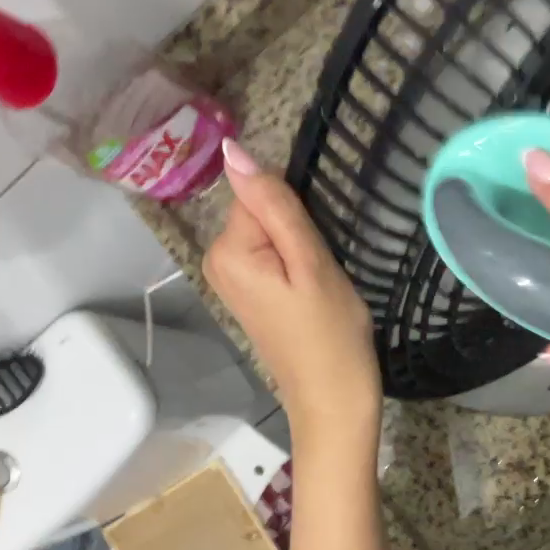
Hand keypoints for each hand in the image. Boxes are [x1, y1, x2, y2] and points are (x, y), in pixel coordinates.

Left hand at [203, 138, 381, 442]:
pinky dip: (294, 267)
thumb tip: (233, 151)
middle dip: (296, 232)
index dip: (296, 213)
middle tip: (320, 272)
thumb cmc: (331, 334)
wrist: (333, 398)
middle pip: (261, 213)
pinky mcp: (248, 295)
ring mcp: (230, 281)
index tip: (315, 247)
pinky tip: (310, 295)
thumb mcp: (311, 263)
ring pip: (270, 235)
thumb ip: (274, 205)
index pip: (259, 194)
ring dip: (299, 250)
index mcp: (229, 251)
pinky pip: (270, 257)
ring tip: (317, 287)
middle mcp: (217, 261)